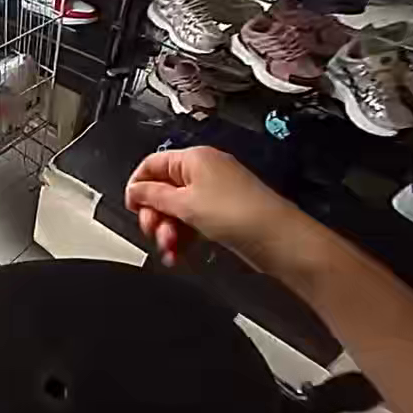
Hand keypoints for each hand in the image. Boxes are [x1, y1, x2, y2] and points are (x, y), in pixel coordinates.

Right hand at [125, 147, 334, 276]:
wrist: (279, 239)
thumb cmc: (240, 213)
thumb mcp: (184, 204)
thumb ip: (152, 195)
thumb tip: (134, 190)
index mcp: (193, 158)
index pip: (151, 165)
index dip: (137, 186)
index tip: (132, 208)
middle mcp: (203, 172)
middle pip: (161, 190)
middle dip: (154, 214)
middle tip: (154, 232)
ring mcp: (212, 194)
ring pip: (174, 210)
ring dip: (167, 231)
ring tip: (170, 248)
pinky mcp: (220, 214)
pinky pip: (190, 223)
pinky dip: (181, 238)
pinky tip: (178, 254)